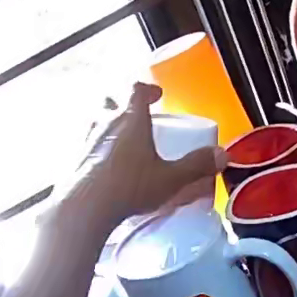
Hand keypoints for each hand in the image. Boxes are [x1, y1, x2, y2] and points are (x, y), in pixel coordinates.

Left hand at [54, 83, 221, 237]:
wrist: (85, 208)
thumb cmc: (129, 186)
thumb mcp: (170, 179)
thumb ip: (196, 165)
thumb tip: (222, 155)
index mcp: (130, 120)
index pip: (136, 90)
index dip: (147, 88)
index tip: (157, 94)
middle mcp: (105, 124)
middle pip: (109, 102)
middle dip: (122, 104)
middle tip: (136, 116)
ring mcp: (86, 142)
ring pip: (95, 123)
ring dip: (108, 126)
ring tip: (122, 142)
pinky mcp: (74, 162)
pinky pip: (87, 147)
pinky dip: (98, 150)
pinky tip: (107, 168)